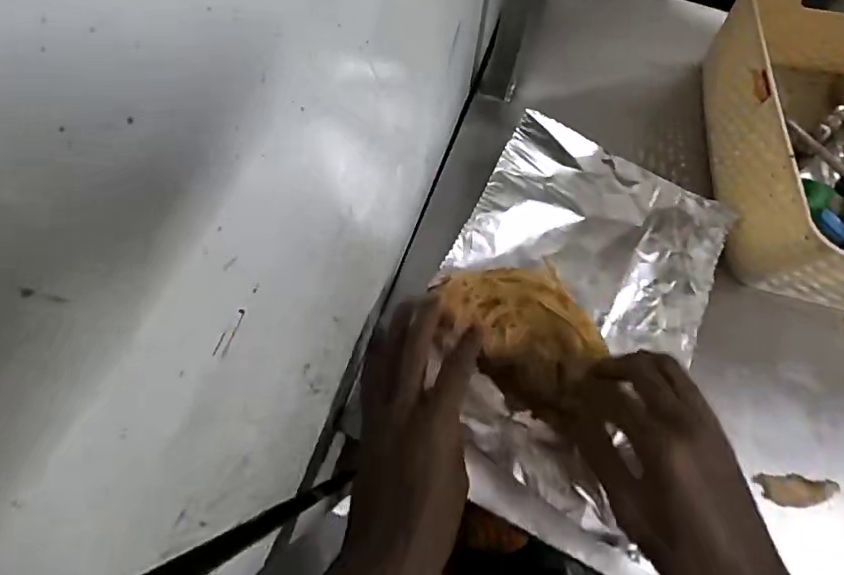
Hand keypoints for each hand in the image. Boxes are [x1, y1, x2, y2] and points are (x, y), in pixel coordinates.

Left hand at [334, 295, 481, 574]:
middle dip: (425, 319)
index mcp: (434, 421)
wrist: (387, 549)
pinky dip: (377, 353)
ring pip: (386, 356)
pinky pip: (371, 376)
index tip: (477, 324)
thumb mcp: (458, 477)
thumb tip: (448, 412)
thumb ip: (452, 435)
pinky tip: (380, 342)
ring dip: (397, 328)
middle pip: (413, 350)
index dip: (467, 345)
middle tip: (435, 296)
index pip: (454, 371)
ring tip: (405, 305)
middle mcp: (403, 407)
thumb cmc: (433, 520)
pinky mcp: (366, 422)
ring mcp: (380, 411)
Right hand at [567, 352, 786, 574]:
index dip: (585, 390)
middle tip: (589, 377)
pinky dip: (660, 376)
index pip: (612, 396)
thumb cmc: (681, 547)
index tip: (568, 390)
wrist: (744, 573)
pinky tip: (647, 395)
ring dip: (637, 364)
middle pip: (641, 368)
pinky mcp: (718, 427)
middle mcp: (685, 420)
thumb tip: (575, 416)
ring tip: (616, 377)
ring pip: (667, 366)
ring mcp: (706, 420)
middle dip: (609, 367)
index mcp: (661, 443)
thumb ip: (600, 457)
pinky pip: (685, 383)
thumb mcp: (630, 510)